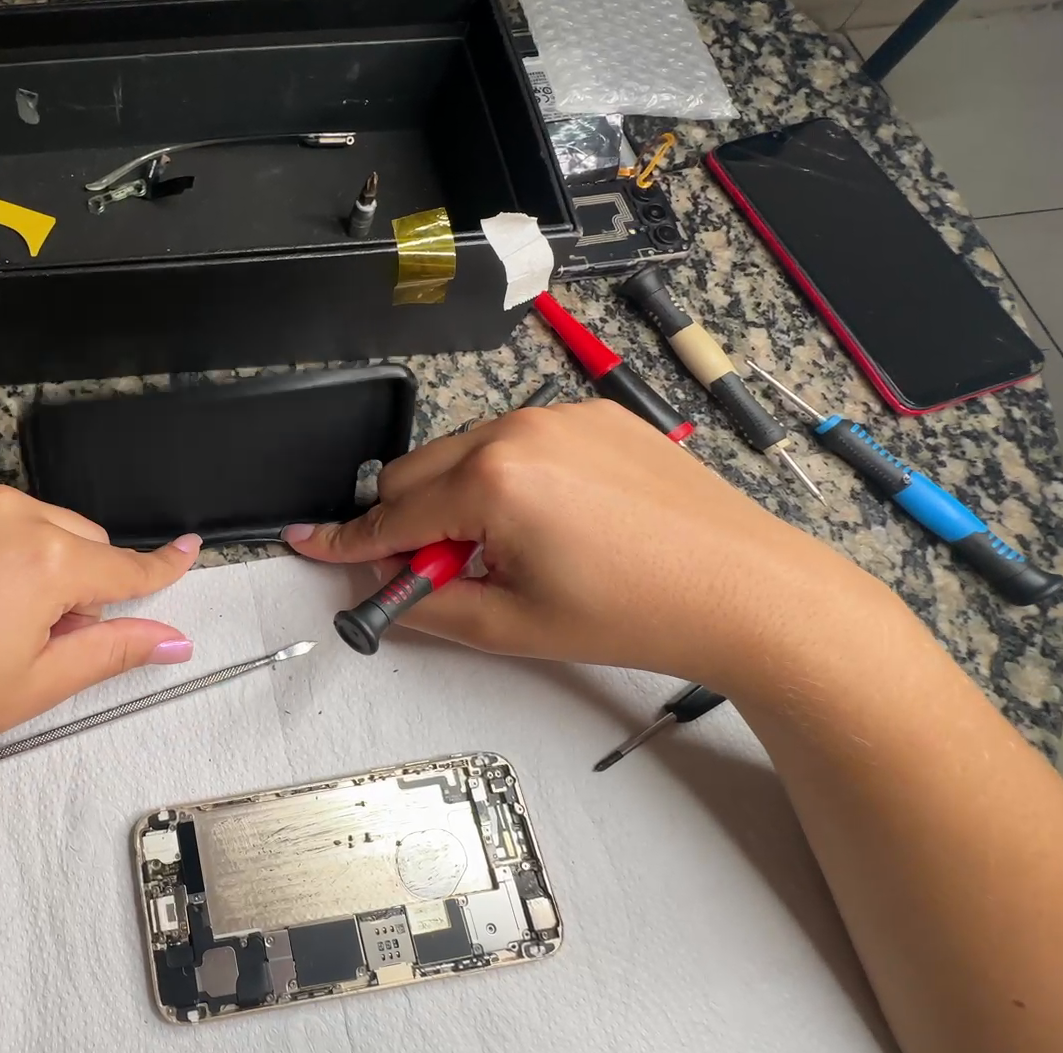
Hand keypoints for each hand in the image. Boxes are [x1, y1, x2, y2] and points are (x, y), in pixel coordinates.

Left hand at [0, 487, 198, 817]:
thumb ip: (111, 650)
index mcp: (44, 558)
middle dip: (79, 581)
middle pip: (76, 539)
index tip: (189, 552)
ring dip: (29, 565)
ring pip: (24, 526)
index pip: (125, 565)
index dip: (162, 568)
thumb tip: (172, 639)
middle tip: (46, 641)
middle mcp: (2, 512)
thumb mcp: (31, 687)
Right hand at [284, 400, 890, 688]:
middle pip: (412, 472)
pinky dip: (498, 479)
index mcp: (494, 481)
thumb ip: (422, 604)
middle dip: (404, 522)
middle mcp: (519, 431)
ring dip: (452, 500)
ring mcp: (559, 416)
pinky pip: (510, 441)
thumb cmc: (638, 612)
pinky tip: (540, 521)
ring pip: (458, 453)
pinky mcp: (592, 417)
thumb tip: (382, 588)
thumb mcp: (508, 626)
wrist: (753, 593)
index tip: (309, 541)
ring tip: (502, 550)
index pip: (390, 515)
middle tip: (433, 569)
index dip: (346, 540)